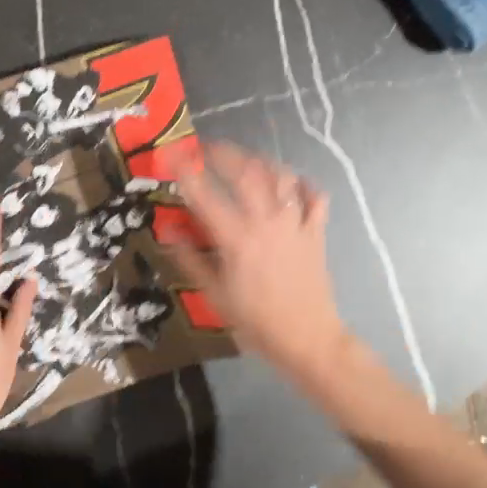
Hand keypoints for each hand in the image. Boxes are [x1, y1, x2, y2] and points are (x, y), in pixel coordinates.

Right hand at [172, 142, 369, 394]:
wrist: (308, 339)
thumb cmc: (255, 321)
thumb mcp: (214, 294)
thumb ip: (191, 258)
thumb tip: (170, 230)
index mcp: (237, 239)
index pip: (205, 195)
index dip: (186, 172)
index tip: (172, 155)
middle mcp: (267, 223)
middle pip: (247, 172)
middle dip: (225, 154)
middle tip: (207, 149)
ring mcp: (295, 225)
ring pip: (281, 178)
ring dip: (260, 163)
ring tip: (245, 160)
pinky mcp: (316, 232)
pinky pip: (314, 197)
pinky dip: (302, 185)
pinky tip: (291, 184)